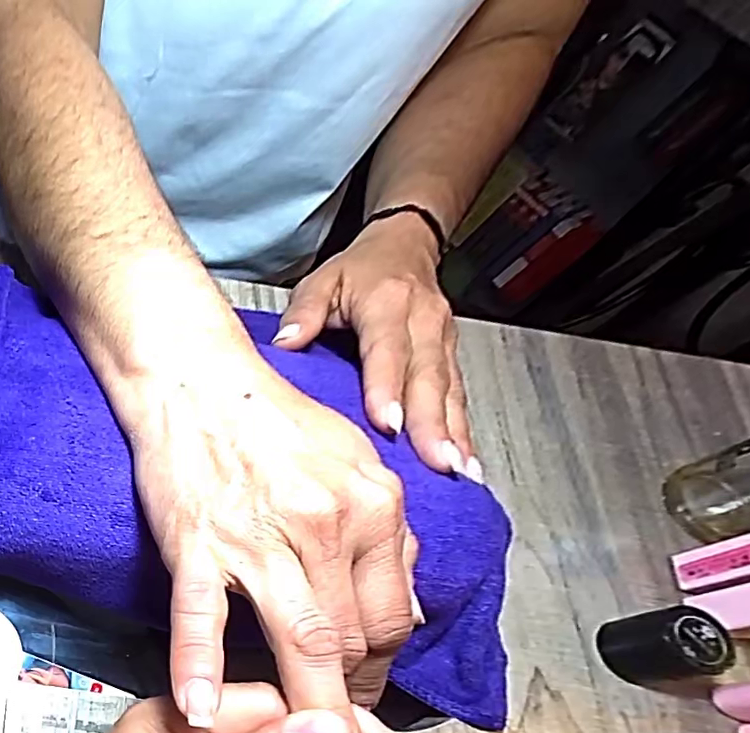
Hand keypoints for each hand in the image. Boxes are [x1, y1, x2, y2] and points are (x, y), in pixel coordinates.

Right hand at [129, 361, 417, 722]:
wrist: (193, 384)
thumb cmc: (265, 418)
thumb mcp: (351, 458)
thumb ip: (381, 529)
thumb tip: (398, 595)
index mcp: (372, 506)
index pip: (393, 614)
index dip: (381, 670)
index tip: (362, 700)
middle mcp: (325, 528)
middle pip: (352, 638)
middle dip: (348, 703)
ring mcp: (256, 539)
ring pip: (294, 638)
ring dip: (299, 707)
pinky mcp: (195, 544)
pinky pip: (202, 616)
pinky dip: (199, 667)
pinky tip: (200, 711)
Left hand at [274, 212, 479, 481]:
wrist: (402, 246)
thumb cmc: (357, 270)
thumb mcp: (320, 281)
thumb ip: (303, 312)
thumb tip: (286, 341)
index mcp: (390, 305)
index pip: (388, 352)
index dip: (388, 389)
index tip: (387, 423)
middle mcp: (425, 323)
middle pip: (430, 378)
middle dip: (434, 424)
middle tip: (436, 461)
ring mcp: (443, 340)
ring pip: (451, 390)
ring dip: (455, 431)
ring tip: (458, 469)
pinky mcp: (448, 355)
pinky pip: (457, 394)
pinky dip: (461, 427)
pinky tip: (462, 457)